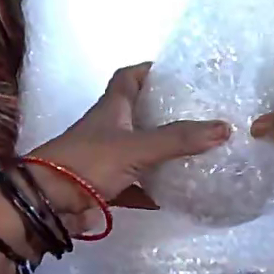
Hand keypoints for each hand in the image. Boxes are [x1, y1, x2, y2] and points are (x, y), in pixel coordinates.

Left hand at [27, 62, 229, 220]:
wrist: (49, 202)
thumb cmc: (88, 162)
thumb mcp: (137, 147)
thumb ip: (178, 140)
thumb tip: (224, 128)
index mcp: (110, 109)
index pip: (127, 78)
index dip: (148, 70)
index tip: (174, 72)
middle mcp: (107, 130)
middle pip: (136, 114)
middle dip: (162, 112)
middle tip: (196, 113)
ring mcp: (104, 159)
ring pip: (137, 150)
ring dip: (160, 151)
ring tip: (195, 150)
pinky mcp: (104, 187)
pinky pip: (135, 185)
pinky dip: (153, 188)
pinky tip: (176, 192)